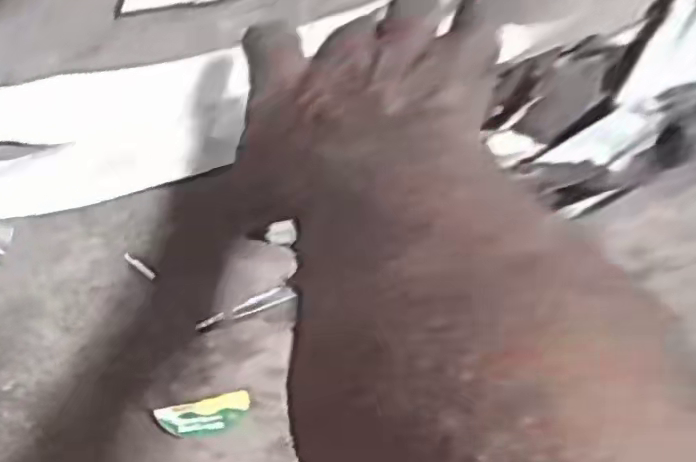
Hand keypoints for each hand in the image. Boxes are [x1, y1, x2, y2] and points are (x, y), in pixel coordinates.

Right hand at [233, 0, 502, 227]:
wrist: (376, 183)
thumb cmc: (296, 194)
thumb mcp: (245, 198)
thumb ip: (241, 181)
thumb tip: (223, 199)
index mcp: (282, 90)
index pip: (267, 45)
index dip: (264, 39)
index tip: (262, 36)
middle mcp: (342, 56)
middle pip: (350, 29)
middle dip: (353, 43)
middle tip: (354, 63)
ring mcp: (406, 46)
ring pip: (413, 5)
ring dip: (412, 16)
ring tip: (414, 29)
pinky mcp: (464, 51)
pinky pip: (480, 12)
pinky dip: (476, 14)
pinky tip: (472, 19)